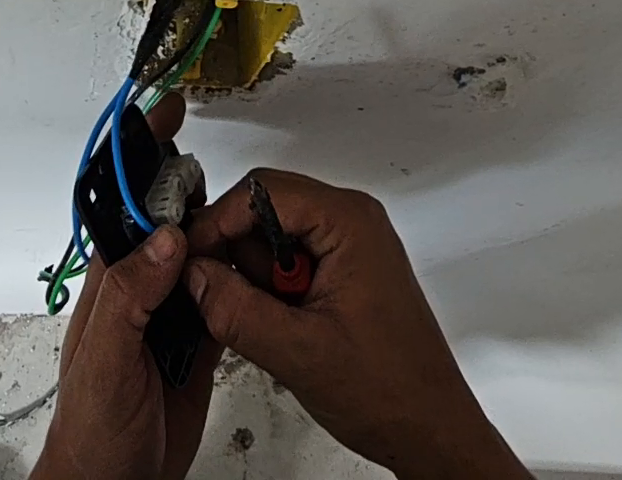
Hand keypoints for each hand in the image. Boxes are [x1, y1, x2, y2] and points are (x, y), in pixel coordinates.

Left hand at [31, 95, 220, 479]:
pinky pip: (223, 291)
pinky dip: (241, 275)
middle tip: (228, 173)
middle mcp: (142, 285)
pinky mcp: (198, 335)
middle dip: (196, 186)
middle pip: (172, 219)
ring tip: (255, 220)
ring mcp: (171, 309)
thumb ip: (130, 297)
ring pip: (202, 251)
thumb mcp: (107, 359)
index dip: (142, 154)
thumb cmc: (92, 429)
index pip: (127, 203)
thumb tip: (166, 239)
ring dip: (226, 231)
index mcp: (113, 279)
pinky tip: (258, 269)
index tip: (166, 114)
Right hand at [183, 170, 528, 479]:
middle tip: (218, 291)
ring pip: (271, 233)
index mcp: (349, 221)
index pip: (263, 190)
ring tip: (271, 321)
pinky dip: (270, 286)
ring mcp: (346, 242)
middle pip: (264, 206)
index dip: (220, 220)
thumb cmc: (392, 391)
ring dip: (253, 273)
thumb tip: (193, 275)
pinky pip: (286, 256)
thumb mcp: (299, 354)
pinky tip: (280, 323)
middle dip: (235, 250)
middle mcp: (350, 220)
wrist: (430, 431)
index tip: (191, 255)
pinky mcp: (341, 265)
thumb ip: (237, 311)